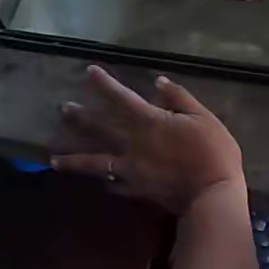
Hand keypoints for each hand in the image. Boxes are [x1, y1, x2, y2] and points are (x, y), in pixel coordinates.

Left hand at [52, 65, 244, 214]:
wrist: (210, 196)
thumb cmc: (213, 153)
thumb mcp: (203, 117)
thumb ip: (179, 98)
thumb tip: (159, 81)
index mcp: (149, 121)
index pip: (120, 97)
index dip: (103, 84)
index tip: (88, 72)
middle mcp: (132, 144)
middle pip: (100, 129)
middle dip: (80, 118)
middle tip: (63, 110)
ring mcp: (130, 169)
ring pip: (95, 164)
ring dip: (74, 161)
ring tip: (54, 160)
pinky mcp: (135, 190)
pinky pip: (114, 184)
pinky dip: (106, 182)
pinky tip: (99, 182)